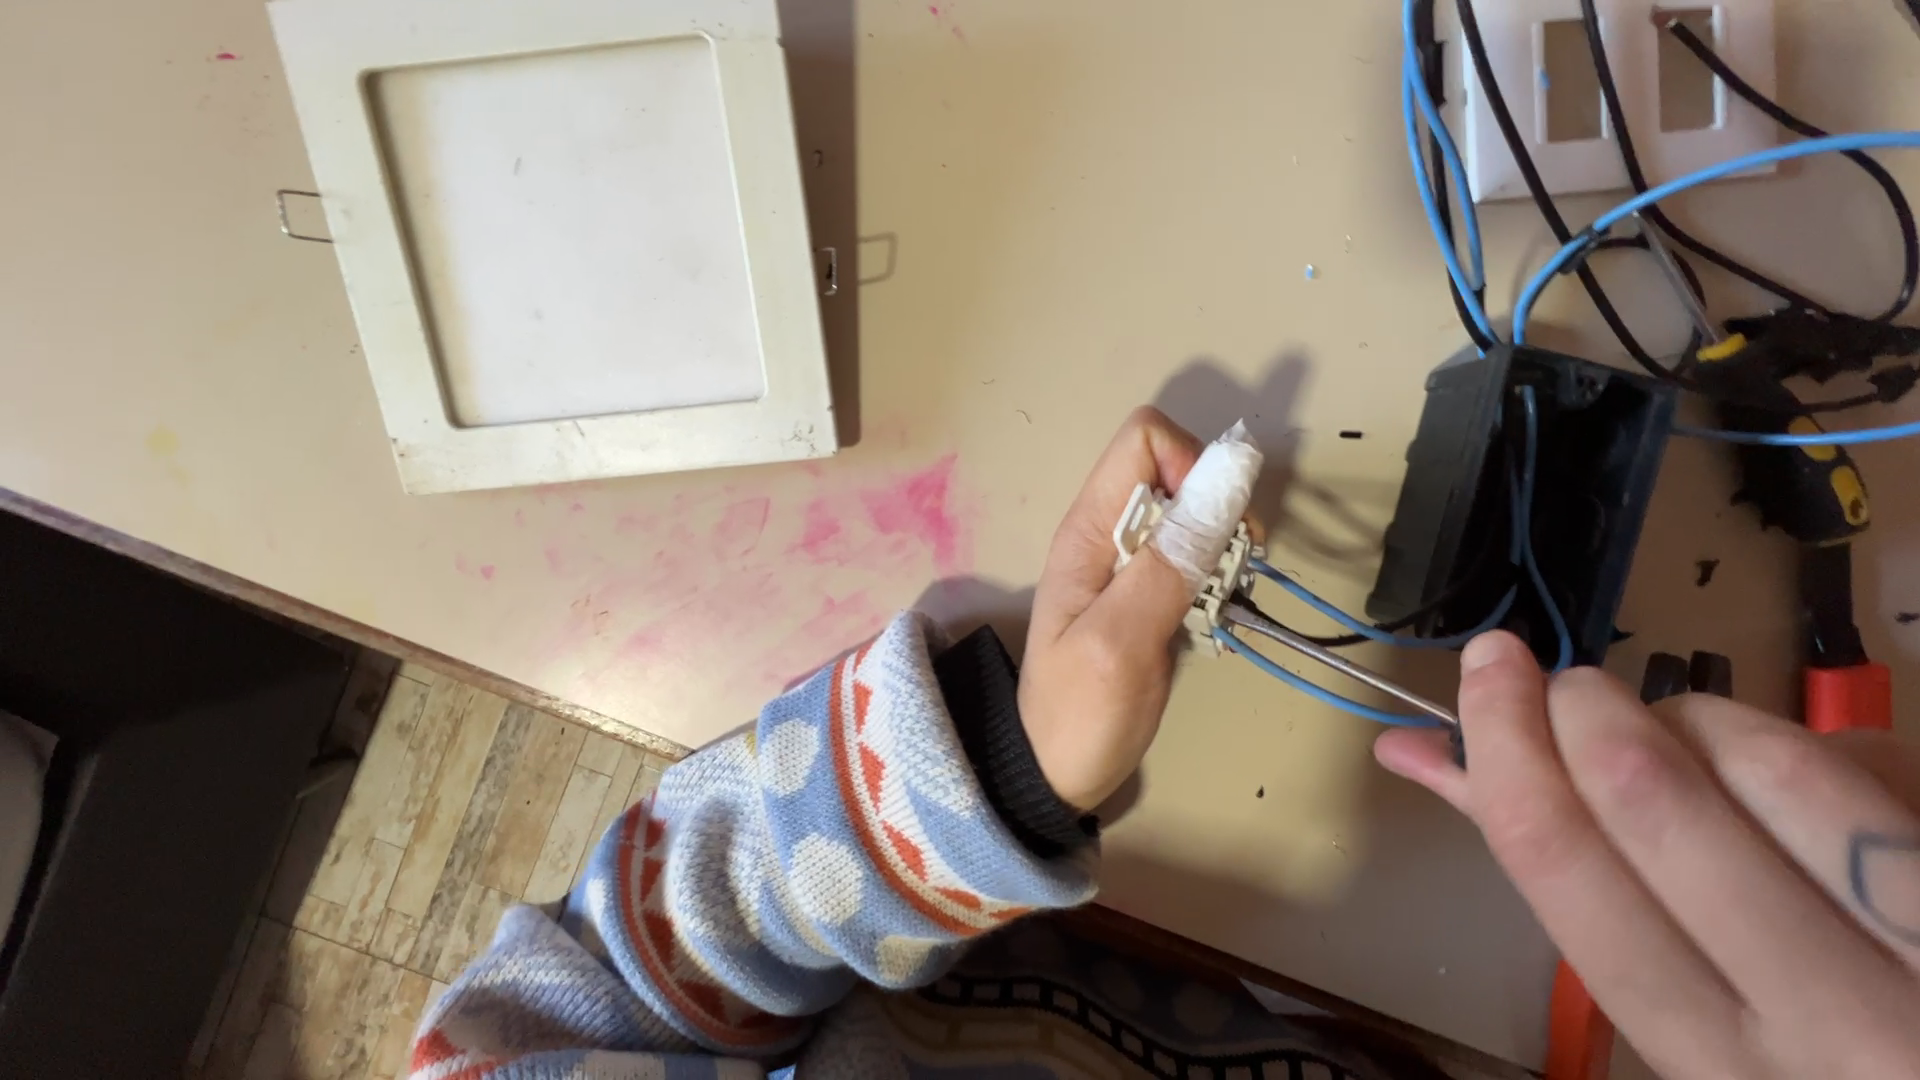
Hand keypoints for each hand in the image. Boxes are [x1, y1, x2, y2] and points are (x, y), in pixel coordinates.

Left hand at [1019, 407, 1210, 811]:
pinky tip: (1217, 604)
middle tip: (1231, 566)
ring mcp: (1127, 560)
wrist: (1057, 768)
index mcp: (1089, 529)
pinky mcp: (1147, 588)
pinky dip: (1218, 564)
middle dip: (1217, 503)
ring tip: (1225, 591)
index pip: (1142, 440)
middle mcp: (1107, 531)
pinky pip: (1193, 548)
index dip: (1189, 462)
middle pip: (1174, 467)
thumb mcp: (1118, 641)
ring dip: (1223, 537)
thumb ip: (1165, 564)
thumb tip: (1222, 481)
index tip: (1216, 525)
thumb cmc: (1079, 712)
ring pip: (1191, 508)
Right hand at [1376, 630, 1919, 1078]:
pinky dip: (1820, 738)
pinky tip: (1833, 775)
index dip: (1501, 737)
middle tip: (1575, 689)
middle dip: (1586, 704)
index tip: (1485, 662)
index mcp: (1702, 1049)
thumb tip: (1404, 748)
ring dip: (1703, 718)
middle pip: (1643, 791)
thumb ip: (1535, 852)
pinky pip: (1874, 764)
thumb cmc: (1786, 1036)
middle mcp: (1828, 1031)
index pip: (1555, 856)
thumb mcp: (1661, 976)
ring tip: (1706, 742)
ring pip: (1761, 761)